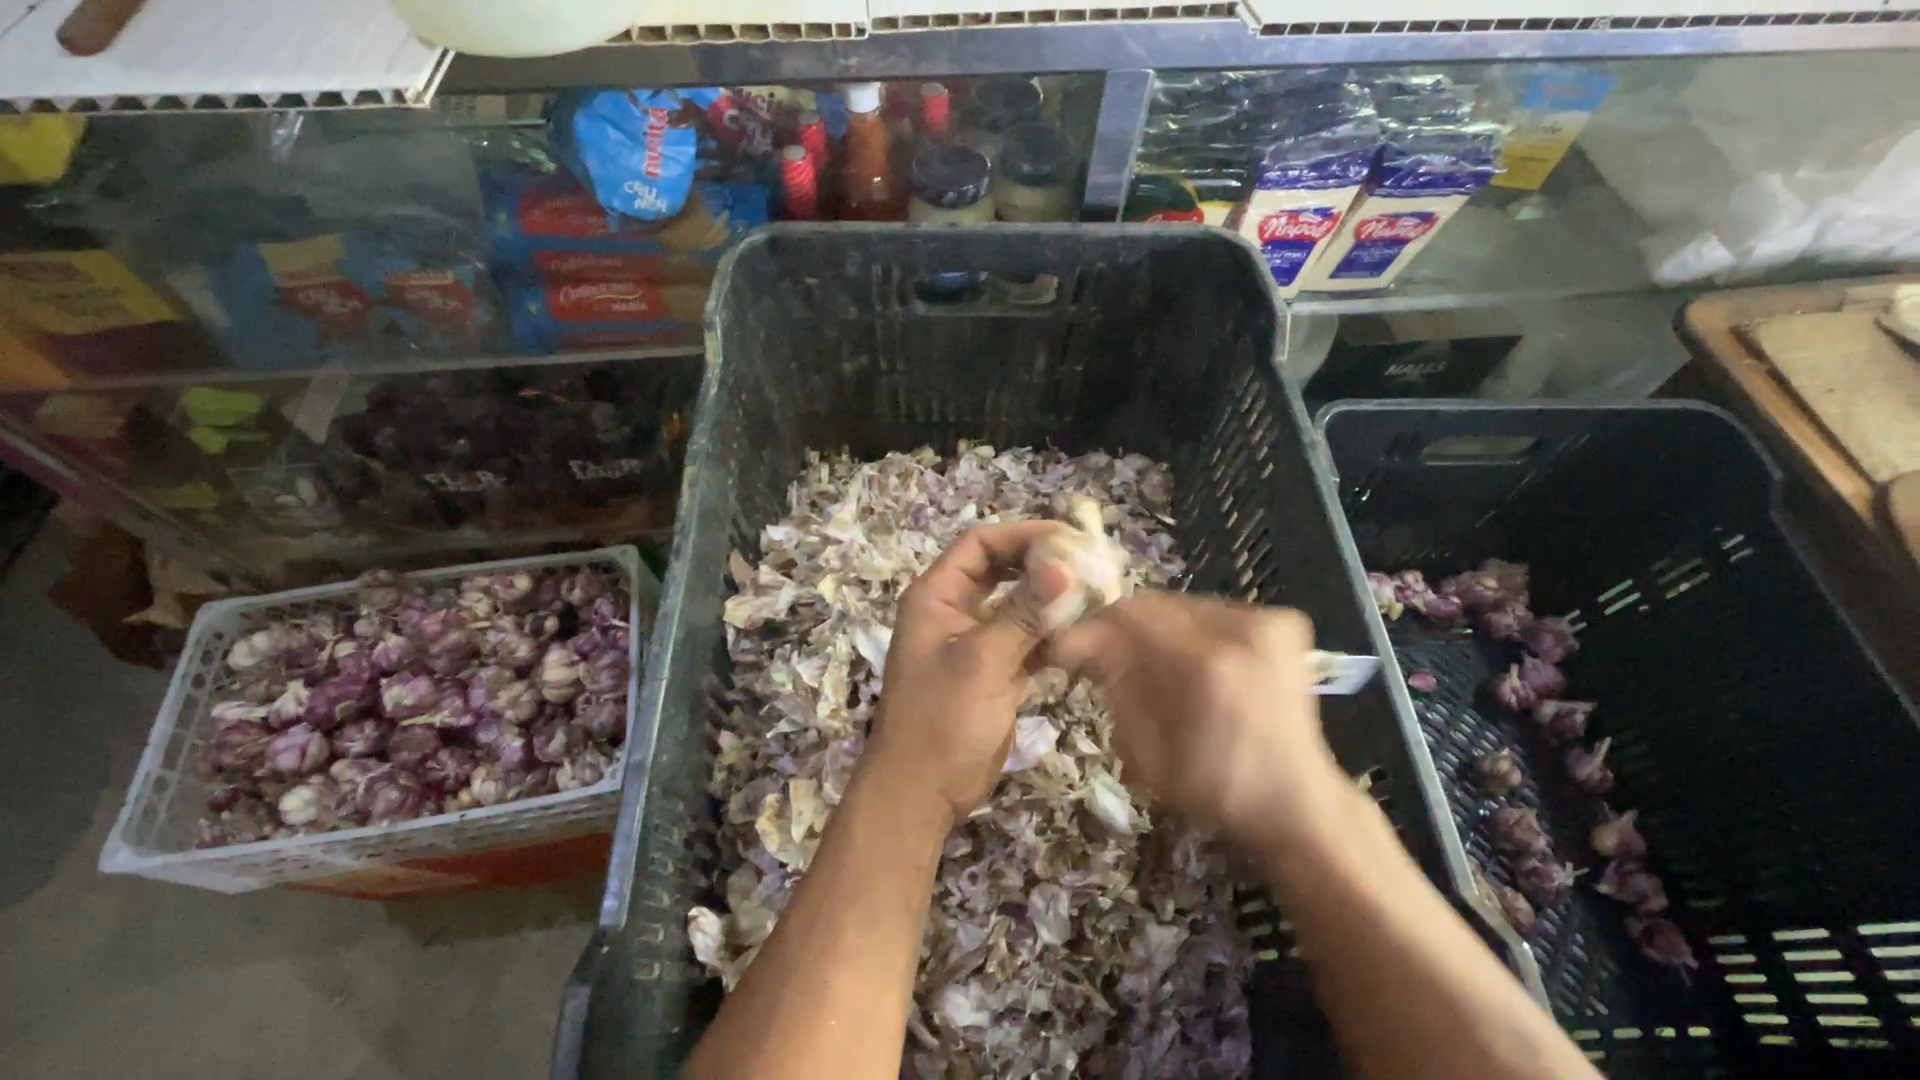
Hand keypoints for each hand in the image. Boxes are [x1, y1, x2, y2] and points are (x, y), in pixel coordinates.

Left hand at [863, 520, 1074, 824]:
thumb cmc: (940, 721)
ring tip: (1100, 595)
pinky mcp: (997, 673)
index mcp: (936, 597)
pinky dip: (1055, 636)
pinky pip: (1029, 641)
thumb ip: (1023, 613)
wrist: (922, 793)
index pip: (980, 545)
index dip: (1022, 535)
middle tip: (1092, 565)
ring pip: (1020, 607)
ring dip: (1054, 602)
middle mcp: (955, 613)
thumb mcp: (982, 662)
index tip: (1069, 539)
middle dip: (1044, 566)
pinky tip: (1087, 633)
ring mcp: (977, 644)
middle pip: (1003, 571)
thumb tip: (1063, 565)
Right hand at [1049, 591, 1345, 850]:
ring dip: (1156, 630)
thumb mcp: (1147, 753)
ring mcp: (1268, 621)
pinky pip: (1212, 612)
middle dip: (1121, 630)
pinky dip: (1191, 633)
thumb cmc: (1216, 790)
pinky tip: (1192, 664)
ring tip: (1149, 665)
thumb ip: (1115, 687)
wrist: (1296, 800)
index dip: (1091, 628)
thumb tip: (1080, 641)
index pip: (1129, 616)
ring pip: (1181, 605)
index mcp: (1205, 667)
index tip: (1066, 647)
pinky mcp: (1283, 621)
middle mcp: (1241, 631)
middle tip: (1101, 658)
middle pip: (1154, 605)